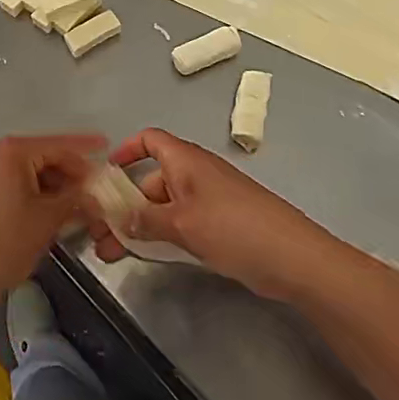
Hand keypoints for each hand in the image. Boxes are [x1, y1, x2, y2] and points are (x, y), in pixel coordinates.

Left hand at [0, 134, 105, 305]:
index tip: (108, 147)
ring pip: (31, 170)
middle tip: (98, 191)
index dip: (85, 148)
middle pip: (44, 155)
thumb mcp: (48, 220)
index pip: (58, 145)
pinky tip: (56, 210)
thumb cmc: (5, 243)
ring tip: (81, 205)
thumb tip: (95, 194)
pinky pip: (16, 180)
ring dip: (55, 186)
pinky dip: (37, 192)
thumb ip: (75, 199)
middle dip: (71, 173)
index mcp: (12, 151)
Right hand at [91, 129, 328, 297]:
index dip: (126, 150)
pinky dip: (163, 234)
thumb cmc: (235, 229)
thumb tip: (120, 218)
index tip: (107, 173)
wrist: (296, 260)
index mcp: (185, 160)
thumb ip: (146, 221)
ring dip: (140, 225)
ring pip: (165, 206)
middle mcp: (196, 174)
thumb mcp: (182, 224)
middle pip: (152, 179)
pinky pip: (182, 222)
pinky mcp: (223, 225)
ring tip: (115, 252)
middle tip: (101, 232)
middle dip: (125, 204)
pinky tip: (149, 255)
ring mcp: (210, 200)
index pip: (149, 140)